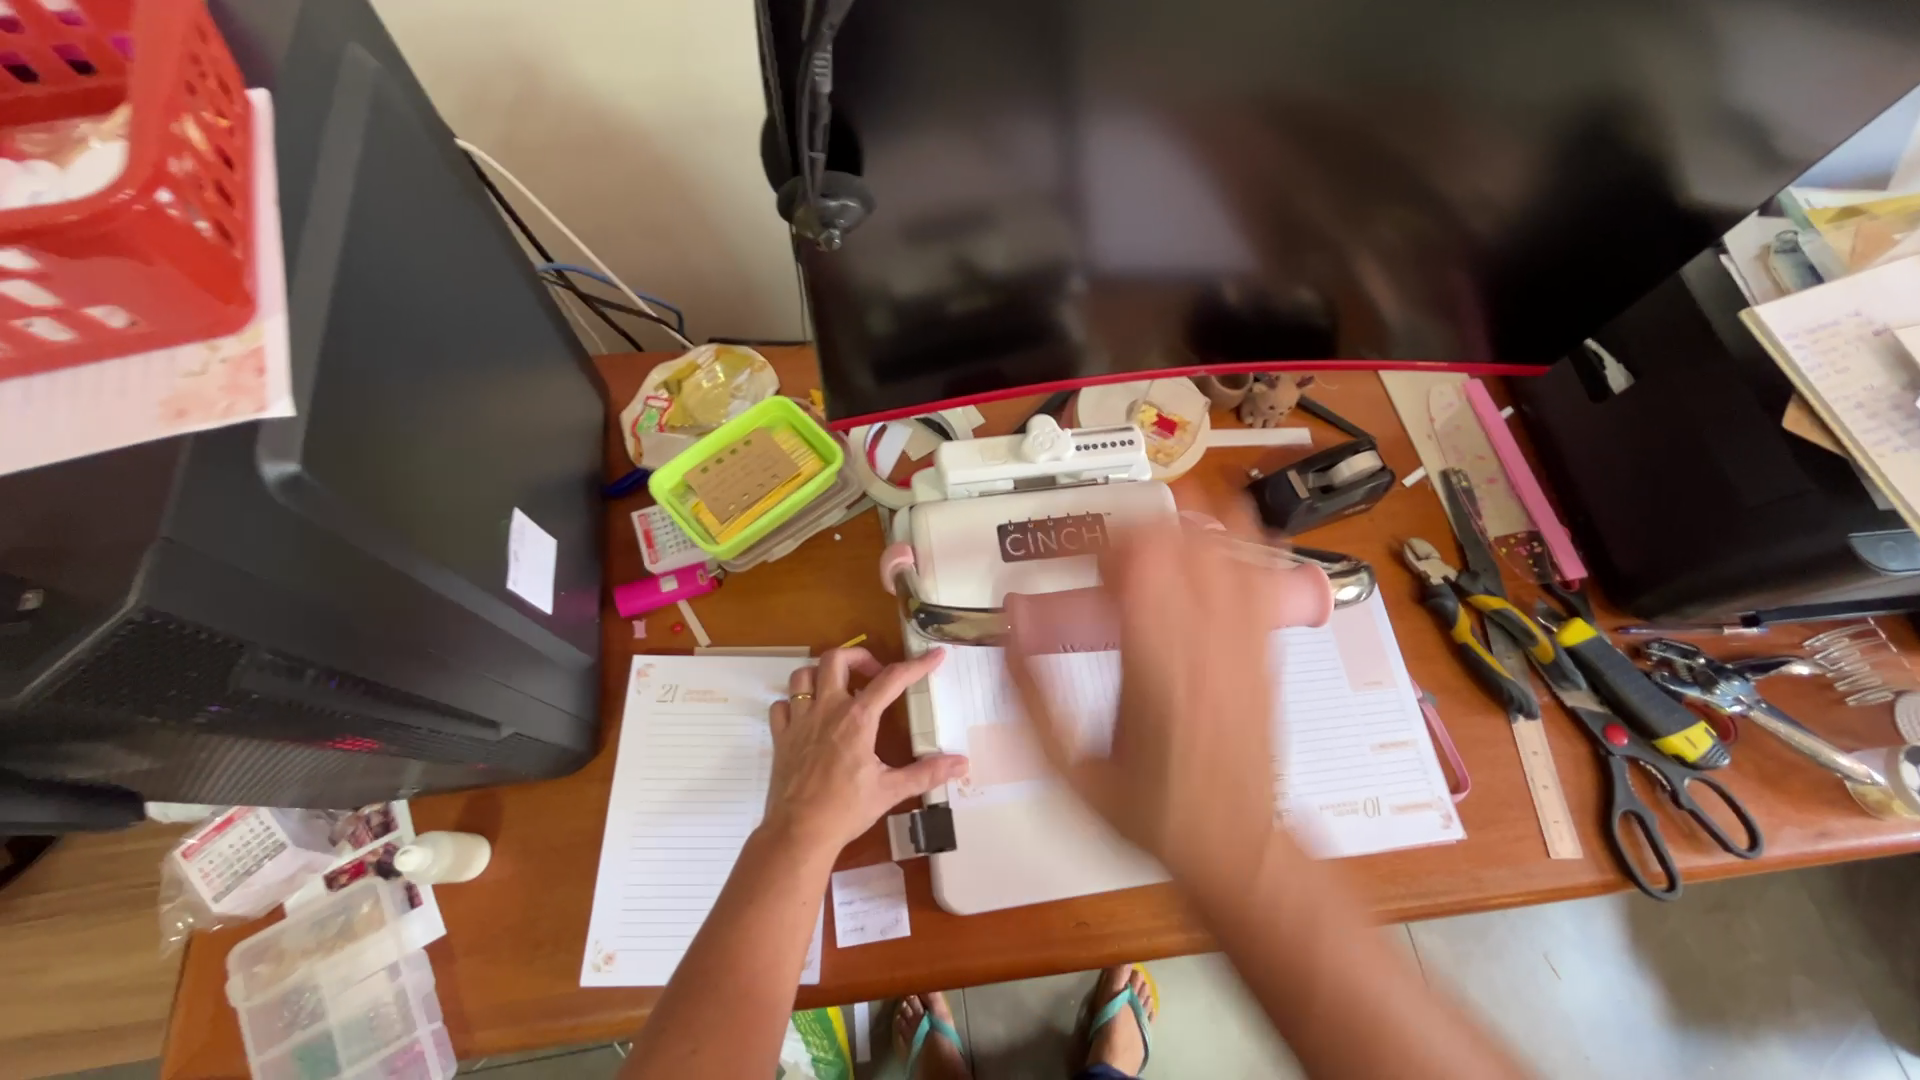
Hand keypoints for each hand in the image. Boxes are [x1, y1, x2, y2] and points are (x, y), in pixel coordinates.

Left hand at [763, 646, 968, 855]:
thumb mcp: (890, 790)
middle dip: (859, 657)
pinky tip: (808, 716)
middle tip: (874, 675)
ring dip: (822, 673)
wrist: (798, 833)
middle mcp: (827, 710)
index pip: (892, 680)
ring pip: (803, 675)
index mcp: (857, 719)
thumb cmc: (845, 810)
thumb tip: (961, 764)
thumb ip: (926, 773)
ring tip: (839, 688)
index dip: (917, 665)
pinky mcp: (781, 737)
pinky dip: (795, 703)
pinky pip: (782, 705)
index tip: (935, 656)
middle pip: (837, 659)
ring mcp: (799, 721)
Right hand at [1006, 493, 1281, 888]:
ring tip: (1152, 529)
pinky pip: (1259, 579)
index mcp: (1151, 673)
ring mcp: (1242, 647)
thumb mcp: (1069, 772)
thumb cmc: (1152, 816)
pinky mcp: (1266, 654)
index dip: (1098, 543)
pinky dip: (1237, 544)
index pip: (1133, 569)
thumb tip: (1007, 632)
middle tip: (1106, 546)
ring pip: (1222, 550)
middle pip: (1177, 546)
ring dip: (1184, 525)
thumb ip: (1031, 698)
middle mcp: (1203, 648)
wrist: (1238, 849)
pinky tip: (1212, 537)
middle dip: (1135, 528)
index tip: (1071, 554)